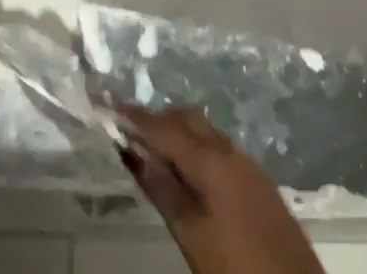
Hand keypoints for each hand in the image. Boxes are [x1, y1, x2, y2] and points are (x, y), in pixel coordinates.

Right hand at [119, 106, 325, 273]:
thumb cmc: (234, 268)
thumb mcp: (188, 233)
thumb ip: (160, 188)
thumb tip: (132, 152)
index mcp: (211, 162)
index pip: (163, 127)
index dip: (133, 116)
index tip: (106, 108)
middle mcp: (231, 153)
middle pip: (187, 118)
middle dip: (156, 118)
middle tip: (127, 130)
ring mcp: (249, 166)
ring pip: (205, 130)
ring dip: (177, 130)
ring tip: (151, 149)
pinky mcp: (260, 182)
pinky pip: (220, 147)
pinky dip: (196, 145)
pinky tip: (185, 169)